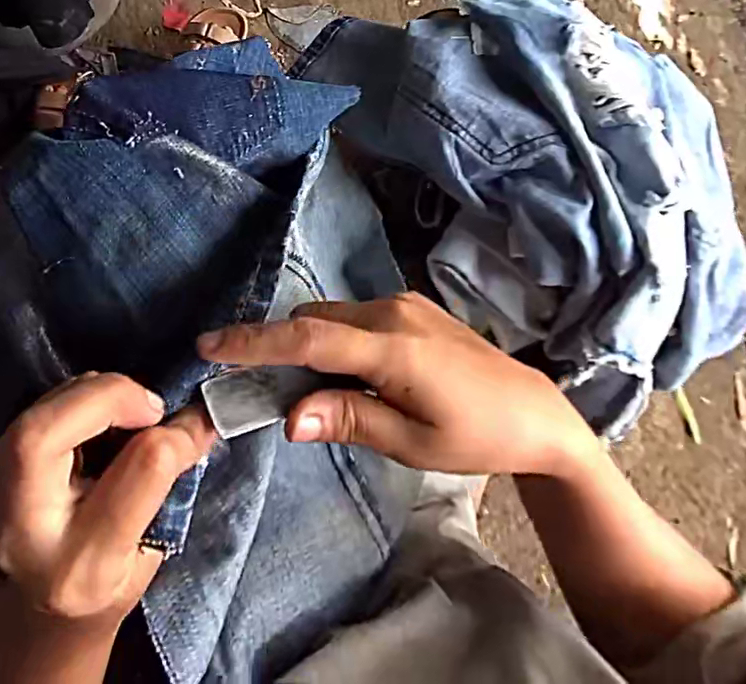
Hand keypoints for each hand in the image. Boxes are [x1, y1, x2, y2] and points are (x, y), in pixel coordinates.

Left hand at [0, 373, 215, 638]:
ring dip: (95, 392)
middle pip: (46, 434)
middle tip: (151, 405)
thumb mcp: (152, 551)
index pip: (141, 468)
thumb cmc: (105, 588)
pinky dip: (77, 396)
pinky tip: (100, 415)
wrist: (30, 621)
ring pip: (38, 414)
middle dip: (110, 395)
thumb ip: (173, 483)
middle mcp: (26, 531)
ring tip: (127, 411)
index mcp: (84, 563)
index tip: (196, 421)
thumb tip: (202, 415)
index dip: (176, 433)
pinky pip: (36, 410)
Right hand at [197, 293, 598, 478]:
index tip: (210, 345)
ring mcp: (405, 303)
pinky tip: (349, 373)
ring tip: (311, 390)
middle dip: (279, 347)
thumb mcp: (413, 442)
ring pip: (333, 315)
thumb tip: (289, 416)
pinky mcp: (413, 306)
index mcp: (394, 348)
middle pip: (315, 320)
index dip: (255, 342)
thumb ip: (350, 419)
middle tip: (258, 389)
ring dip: (310, 344)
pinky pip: (356, 315)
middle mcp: (394, 311)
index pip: (309, 339)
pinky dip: (336, 338)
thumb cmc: (477, 436)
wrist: (535, 410)